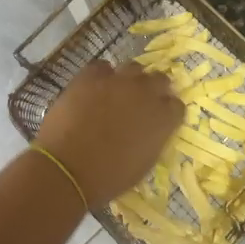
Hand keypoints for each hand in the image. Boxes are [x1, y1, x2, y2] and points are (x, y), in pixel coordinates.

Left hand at [35, 60, 181, 206]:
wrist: (68, 168)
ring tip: (118, 92)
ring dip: (130, 79)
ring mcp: (118, 80)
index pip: (177, 105)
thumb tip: (150, 130)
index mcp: (163, 118)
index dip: (167, 111)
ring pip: (134, 67)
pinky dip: (101, 75)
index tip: (159, 119)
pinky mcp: (91, 75)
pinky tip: (94, 87)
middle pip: (160, 79)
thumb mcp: (143, 163)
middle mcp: (146, 93)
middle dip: (154, 89)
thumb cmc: (108, 176)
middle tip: (141, 102)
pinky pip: (102, 67)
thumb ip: (153, 139)